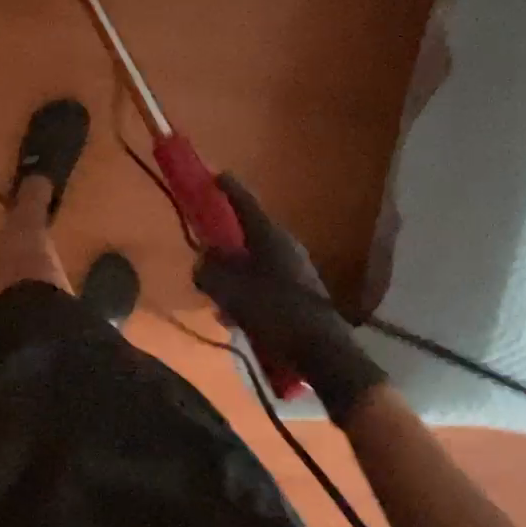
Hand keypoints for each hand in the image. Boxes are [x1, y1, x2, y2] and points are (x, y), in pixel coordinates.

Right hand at [193, 175, 385, 422]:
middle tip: (204, 258)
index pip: (244, 201)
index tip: (213, 175)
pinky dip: (247, 294)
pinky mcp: (300, 292)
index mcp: (269, 236)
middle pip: (246, 235)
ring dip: (233, 277)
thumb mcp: (231, 292)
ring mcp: (295, 269)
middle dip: (223, 246)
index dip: (226, 187)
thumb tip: (202, 260)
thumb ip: (209, 272)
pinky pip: (265, 284)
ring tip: (217, 303)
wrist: (323, 351)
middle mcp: (285, 245)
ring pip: (254, 263)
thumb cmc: (275, 312)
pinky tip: (236, 319)